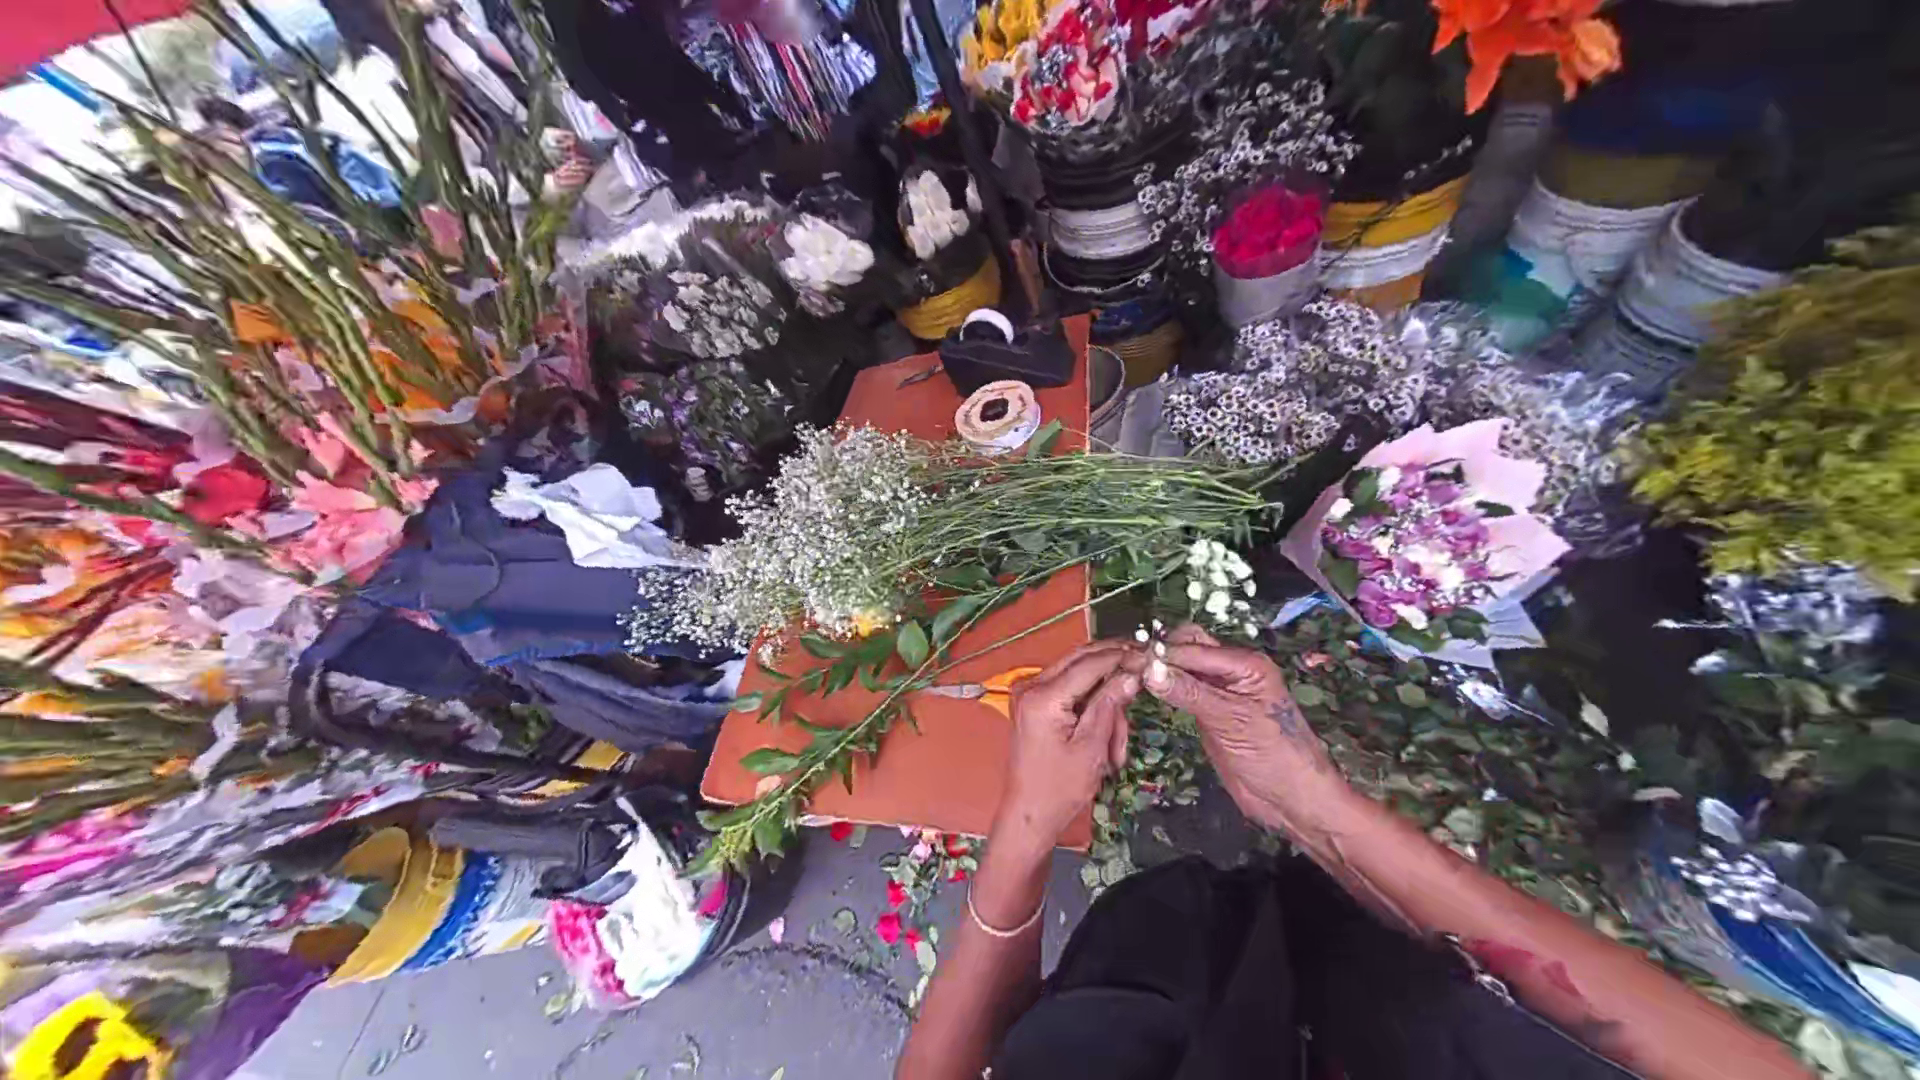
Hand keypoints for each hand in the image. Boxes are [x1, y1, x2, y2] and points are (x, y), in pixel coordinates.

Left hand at [996, 642, 1137, 847]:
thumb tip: (1131, 674)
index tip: (1148, 657)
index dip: (1121, 658)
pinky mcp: (1035, 703)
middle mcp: (1032, 686)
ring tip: (1114, 745)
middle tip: (1141, 677)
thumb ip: (1109, 705)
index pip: (1088, 663)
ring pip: (1079, 677)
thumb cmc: (1059, 789)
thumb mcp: (1091, 748)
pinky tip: (1104, 739)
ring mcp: (1031, 693)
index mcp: (1042, 696)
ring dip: (1104, 700)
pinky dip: (1091, 706)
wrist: (1029, 814)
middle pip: (1082, 661)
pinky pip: (1070, 691)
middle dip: (1114, 671)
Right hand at [1130, 625, 1345, 833]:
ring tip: (1130, 677)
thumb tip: (1148, 670)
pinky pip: (1183, 688)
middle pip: (1187, 647)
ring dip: (1160, 670)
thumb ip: (1189, 693)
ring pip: (1183, 667)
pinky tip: (1145, 690)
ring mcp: (1220, 690)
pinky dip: (1164, 686)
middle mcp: (1232, 670)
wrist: (1294, 801)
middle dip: (1160, 654)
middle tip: (1129, 668)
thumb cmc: (1275, 757)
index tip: (1128, 662)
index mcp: (1245, 664)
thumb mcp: (1231, 721)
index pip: (1193, 649)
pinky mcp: (1209, 710)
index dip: (1161, 655)